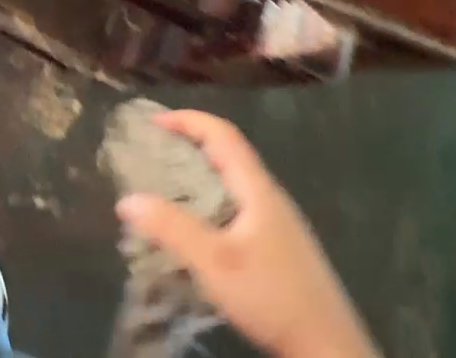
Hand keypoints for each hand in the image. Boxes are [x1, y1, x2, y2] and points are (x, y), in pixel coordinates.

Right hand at [115, 110, 376, 357]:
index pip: (222, 134)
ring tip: (164, 187)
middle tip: (151, 153)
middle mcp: (269, 197)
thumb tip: (126, 200)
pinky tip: (195, 229)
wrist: (328, 348)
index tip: (152, 122)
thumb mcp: (214, 262)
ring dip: (198, 174)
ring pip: (232, 182)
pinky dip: (209, 200)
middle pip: (227, 154)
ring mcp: (278, 223)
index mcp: (257, 188)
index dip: (187, 120)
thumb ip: (172, 229)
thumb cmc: (271, 295)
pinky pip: (236, 206)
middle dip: (188, 144)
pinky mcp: (278, 247)